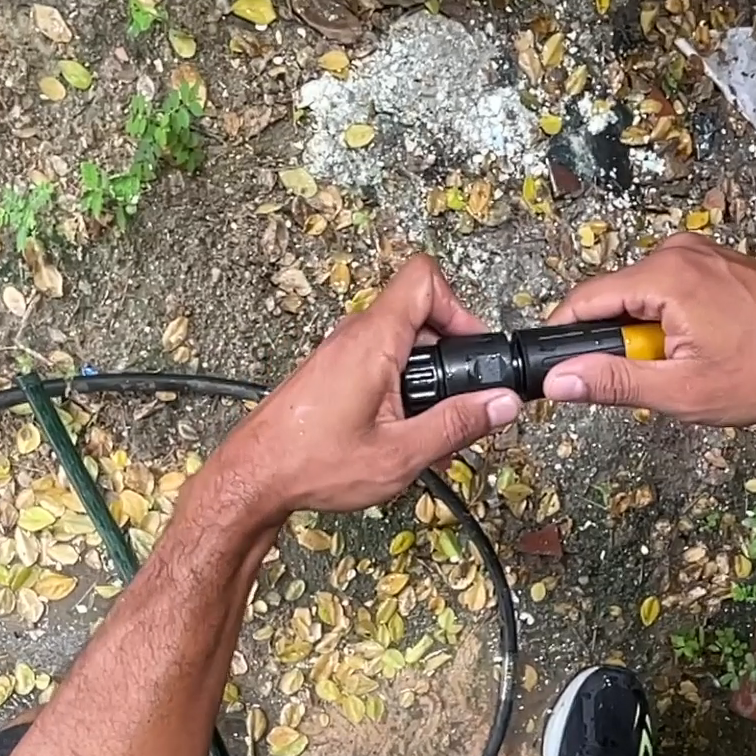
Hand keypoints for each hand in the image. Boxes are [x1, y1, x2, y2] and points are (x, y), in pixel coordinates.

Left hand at [208, 254, 521, 517]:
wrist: (256, 476)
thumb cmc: (311, 463)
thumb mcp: (400, 454)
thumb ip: (456, 425)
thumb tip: (499, 404)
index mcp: (374, 342)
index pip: (424, 278)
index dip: (459, 306)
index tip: (471, 349)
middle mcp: (354, 336)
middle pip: (418, 312)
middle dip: (449, 353)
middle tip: (459, 396)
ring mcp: (340, 352)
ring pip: (399, 339)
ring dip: (425, 374)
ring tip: (429, 420)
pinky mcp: (333, 371)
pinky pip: (378, 360)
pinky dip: (400, 384)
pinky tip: (400, 427)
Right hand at [542, 234, 755, 426]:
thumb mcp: (683, 391)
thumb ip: (613, 383)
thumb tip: (559, 380)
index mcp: (666, 275)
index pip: (584, 301)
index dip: (563, 338)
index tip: (557, 370)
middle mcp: (679, 252)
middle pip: (612, 300)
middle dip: (616, 343)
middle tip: (653, 377)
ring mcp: (700, 254)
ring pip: (639, 300)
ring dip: (645, 337)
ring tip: (685, 364)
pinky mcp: (714, 264)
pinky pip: (666, 293)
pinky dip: (668, 325)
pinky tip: (701, 348)